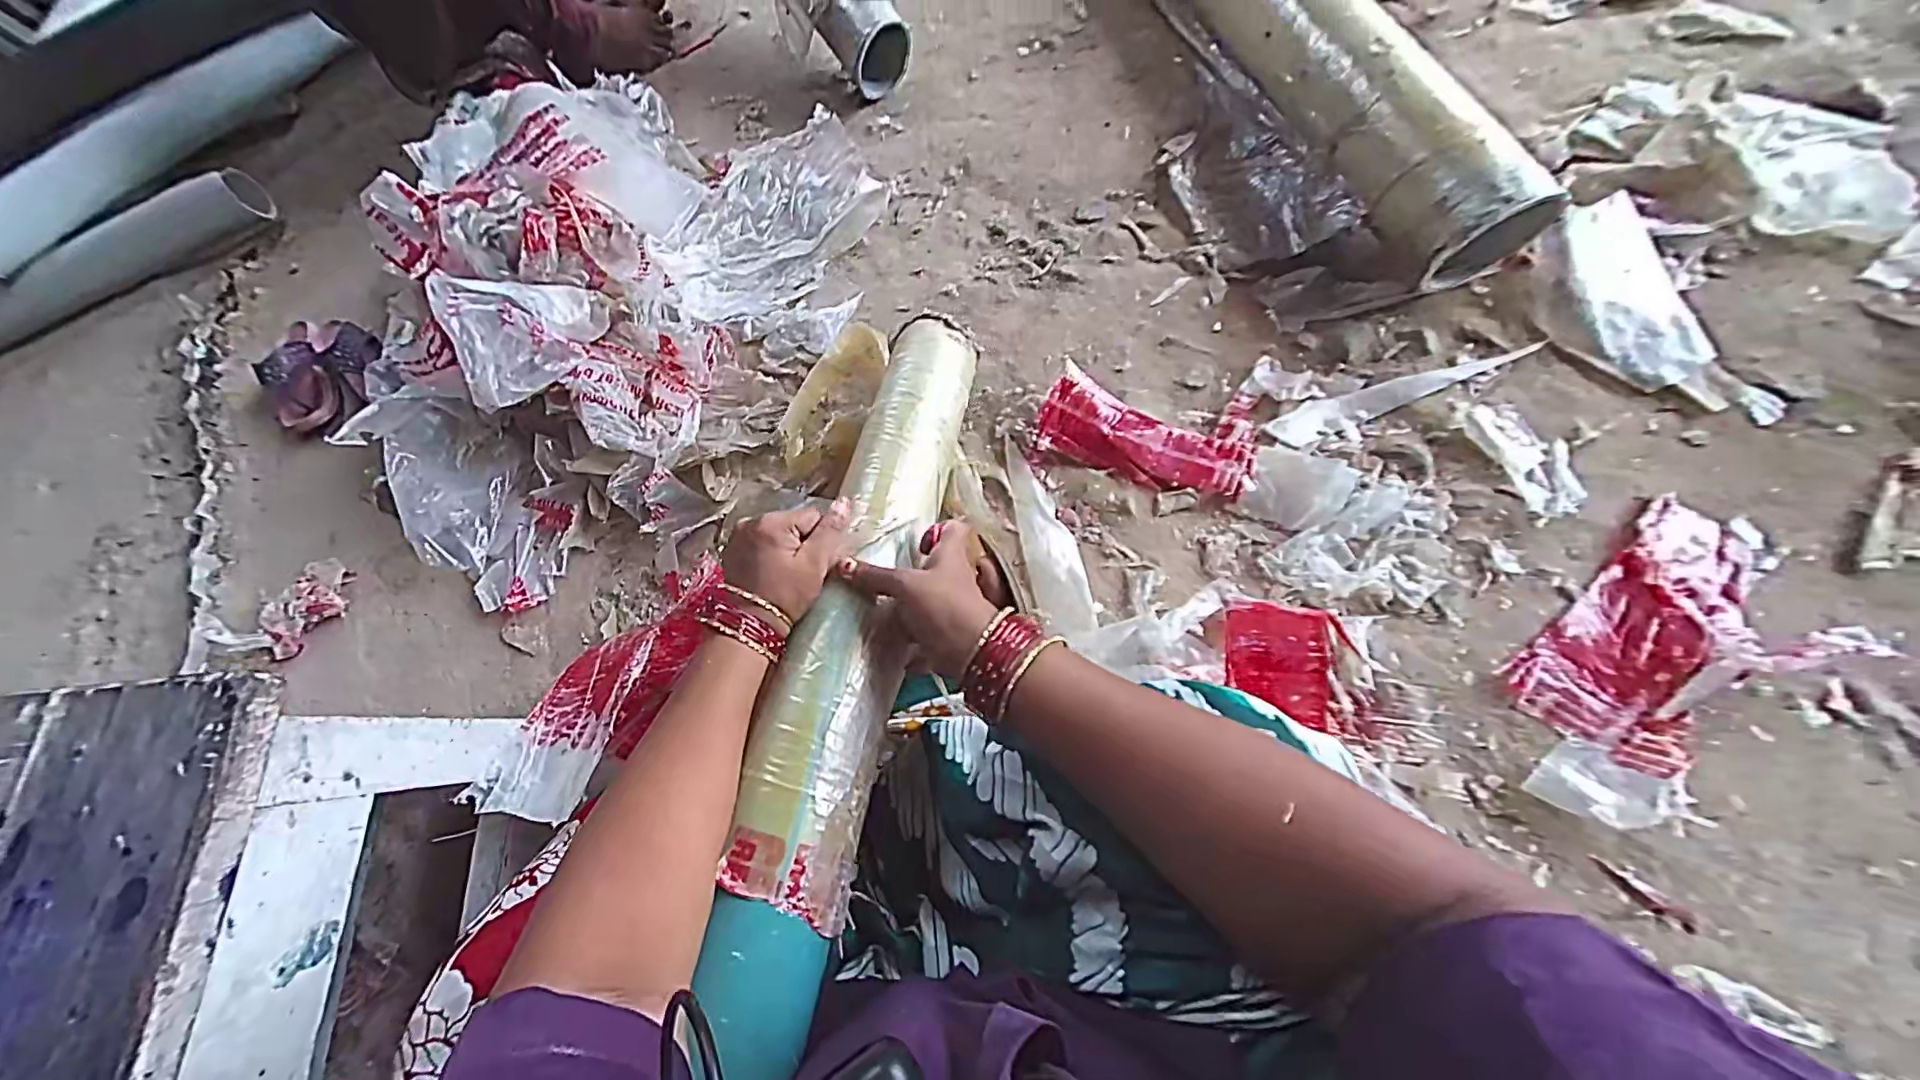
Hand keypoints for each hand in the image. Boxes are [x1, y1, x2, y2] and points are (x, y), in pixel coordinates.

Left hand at [721, 498, 850, 622]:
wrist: (751, 624)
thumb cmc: (786, 596)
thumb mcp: (814, 564)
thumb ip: (830, 532)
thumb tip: (844, 503)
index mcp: (772, 522)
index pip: (813, 516)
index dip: (821, 540)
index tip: (816, 563)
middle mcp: (751, 521)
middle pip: (795, 522)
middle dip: (803, 542)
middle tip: (802, 570)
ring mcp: (739, 534)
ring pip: (780, 532)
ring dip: (788, 547)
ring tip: (787, 572)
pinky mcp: (733, 548)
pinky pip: (763, 541)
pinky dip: (771, 552)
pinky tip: (773, 571)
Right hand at [833, 520, 1005, 676]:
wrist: (968, 652)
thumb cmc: (943, 604)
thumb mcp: (905, 585)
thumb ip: (875, 576)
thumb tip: (842, 563)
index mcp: (951, 555)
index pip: (952, 528)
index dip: (937, 528)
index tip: (915, 540)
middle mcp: (953, 577)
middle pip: (933, 566)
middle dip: (910, 570)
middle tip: (881, 571)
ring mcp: (949, 605)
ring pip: (924, 598)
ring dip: (904, 603)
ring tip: (874, 602)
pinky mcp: (942, 631)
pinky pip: (919, 629)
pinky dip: (905, 634)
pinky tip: (883, 635)